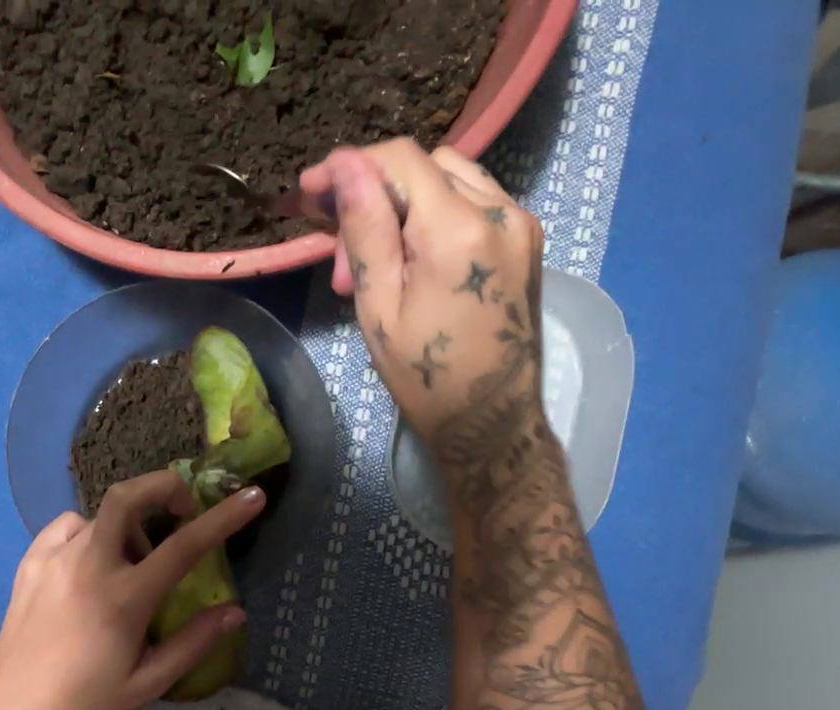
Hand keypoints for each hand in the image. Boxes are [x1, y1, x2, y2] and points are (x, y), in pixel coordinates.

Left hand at [0, 470, 263, 709]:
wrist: (12, 699)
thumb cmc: (85, 696)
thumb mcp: (146, 682)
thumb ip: (192, 644)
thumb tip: (235, 611)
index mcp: (124, 598)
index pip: (184, 546)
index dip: (223, 518)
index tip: (252, 497)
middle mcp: (89, 565)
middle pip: (129, 496)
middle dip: (164, 487)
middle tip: (182, 510)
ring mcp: (55, 557)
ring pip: (100, 514)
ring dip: (127, 526)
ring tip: (131, 562)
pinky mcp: (32, 558)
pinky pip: (70, 525)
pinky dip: (91, 533)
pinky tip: (92, 563)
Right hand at [299, 140, 545, 447]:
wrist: (491, 419)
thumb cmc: (426, 376)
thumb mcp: (379, 308)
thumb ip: (365, 229)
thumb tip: (343, 164)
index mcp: (458, 230)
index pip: (399, 159)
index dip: (349, 166)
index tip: (312, 191)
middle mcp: (500, 211)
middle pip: (425, 165)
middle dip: (376, 195)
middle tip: (344, 257)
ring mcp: (521, 224)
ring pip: (452, 177)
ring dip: (407, 204)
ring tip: (381, 261)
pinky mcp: (527, 240)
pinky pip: (476, 201)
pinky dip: (438, 214)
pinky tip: (418, 259)